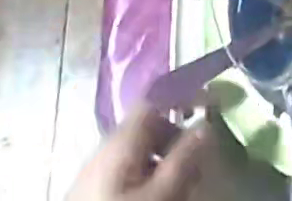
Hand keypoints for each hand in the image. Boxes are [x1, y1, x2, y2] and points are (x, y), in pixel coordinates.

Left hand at [66, 109, 210, 200]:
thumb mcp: (161, 194)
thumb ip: (185, 157)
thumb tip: (204, 125)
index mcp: (119, 143)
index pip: (151, 103)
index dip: (179, 101)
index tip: (203, 113)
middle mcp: (102, 151)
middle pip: (145, 129)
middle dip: (173, 141)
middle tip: (194, 163)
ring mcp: (90, 176)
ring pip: (134, 154)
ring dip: (160, 163)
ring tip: (178, 186)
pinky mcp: (87, 197)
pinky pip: (121, 175)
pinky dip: (142, 180)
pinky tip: (153, 196)